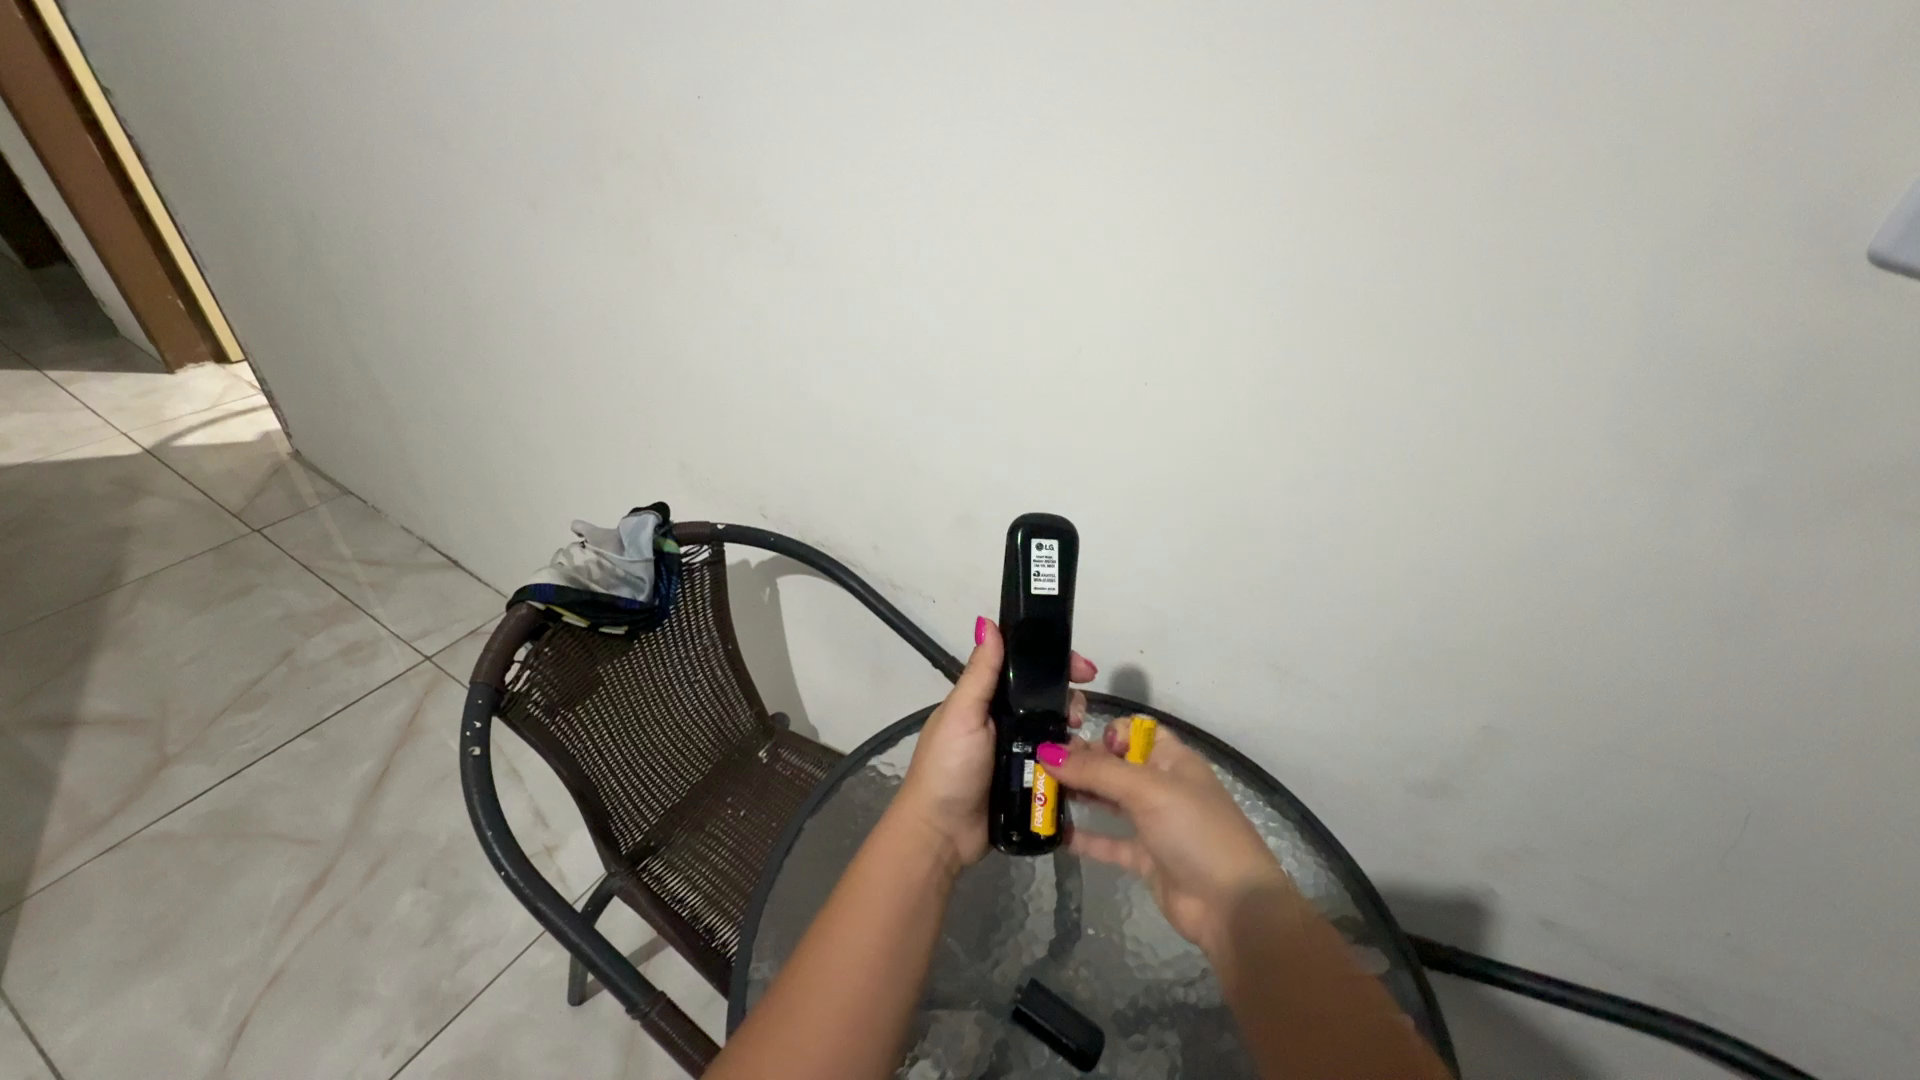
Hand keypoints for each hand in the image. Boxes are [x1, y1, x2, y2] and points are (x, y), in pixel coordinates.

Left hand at [892, 617, 1095, 870]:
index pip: (1025, 669)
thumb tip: (987, 621)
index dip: (1054, 662)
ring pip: (1056, 731)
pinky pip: (1057, 764)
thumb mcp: (963, 714)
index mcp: (984, 700)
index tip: (1084, 668)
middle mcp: (1003, 721)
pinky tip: (1084, 764)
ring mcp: (1017, 753)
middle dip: (1070, 699)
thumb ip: (980, 672)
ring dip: (1073, 731)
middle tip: (1080, 713)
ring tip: (1078, 740)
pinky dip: (1071, 760)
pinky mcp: (1028, 782)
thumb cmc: (948, 767)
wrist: (942, 833)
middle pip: (1047, 699)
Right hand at [1039, 725, 1294, 958]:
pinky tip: (1055, 835)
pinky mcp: (1146, 858)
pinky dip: (1085, 838)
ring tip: (1040, 793)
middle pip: (1116, 765)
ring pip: (1109, 801)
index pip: (1134, 732)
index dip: (1105, 732)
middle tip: (1041, 767)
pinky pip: (1109, 841)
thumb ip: (1097, 771)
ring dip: (1079, 795)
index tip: (1071, 742)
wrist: (1232, 906)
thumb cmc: (1196, 831)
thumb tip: (1046, 752)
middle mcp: (1163, 786)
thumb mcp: (1147, 790)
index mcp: (1173, 760)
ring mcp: (1155, 823)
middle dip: (1081, 762)